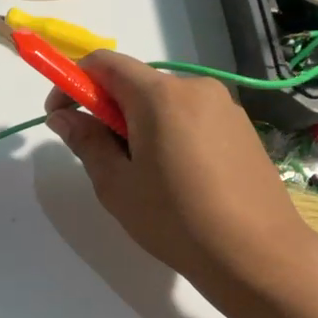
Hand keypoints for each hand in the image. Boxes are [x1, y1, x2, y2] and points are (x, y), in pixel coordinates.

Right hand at [43, 51, 317, 300]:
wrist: (256, 253)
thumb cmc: (175, 220)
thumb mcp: (116, 185)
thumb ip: (86, 141)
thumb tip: (63, 115)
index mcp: (159, 96)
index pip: (104, 64)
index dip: (73, 82)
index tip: (61, 116)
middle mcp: (195, 88)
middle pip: (136, 83)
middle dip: (107, 110)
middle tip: (100, 158)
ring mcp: (224, 107)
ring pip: (164, 103)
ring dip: (139, 125)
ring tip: (140, 176)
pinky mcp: (242, 128)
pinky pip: (191, 118)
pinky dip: (169, 135)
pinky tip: (175, 180)